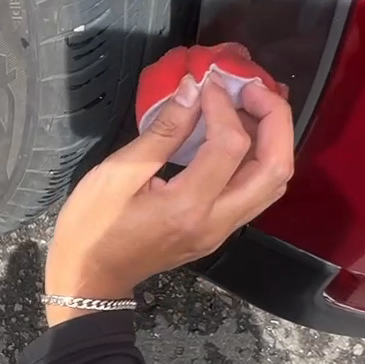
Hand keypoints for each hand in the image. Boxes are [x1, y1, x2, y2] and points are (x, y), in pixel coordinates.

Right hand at [43, 71, 294, 325]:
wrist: (89, 279)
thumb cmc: (91, 228)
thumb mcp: (116, 174)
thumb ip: (162, 132)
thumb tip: (192, 91)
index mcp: (187, 207)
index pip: (231, 145)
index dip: (224, 105)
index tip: (205, 84)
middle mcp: (215, 223)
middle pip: (276, 168)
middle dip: (273, 119)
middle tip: (249, 89)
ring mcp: (220, 232)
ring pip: (273, 183)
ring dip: (270, 140)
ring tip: (245, 108)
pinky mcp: (217, 233)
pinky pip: (255, 192)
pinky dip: (256, 158)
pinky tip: (233, 136)